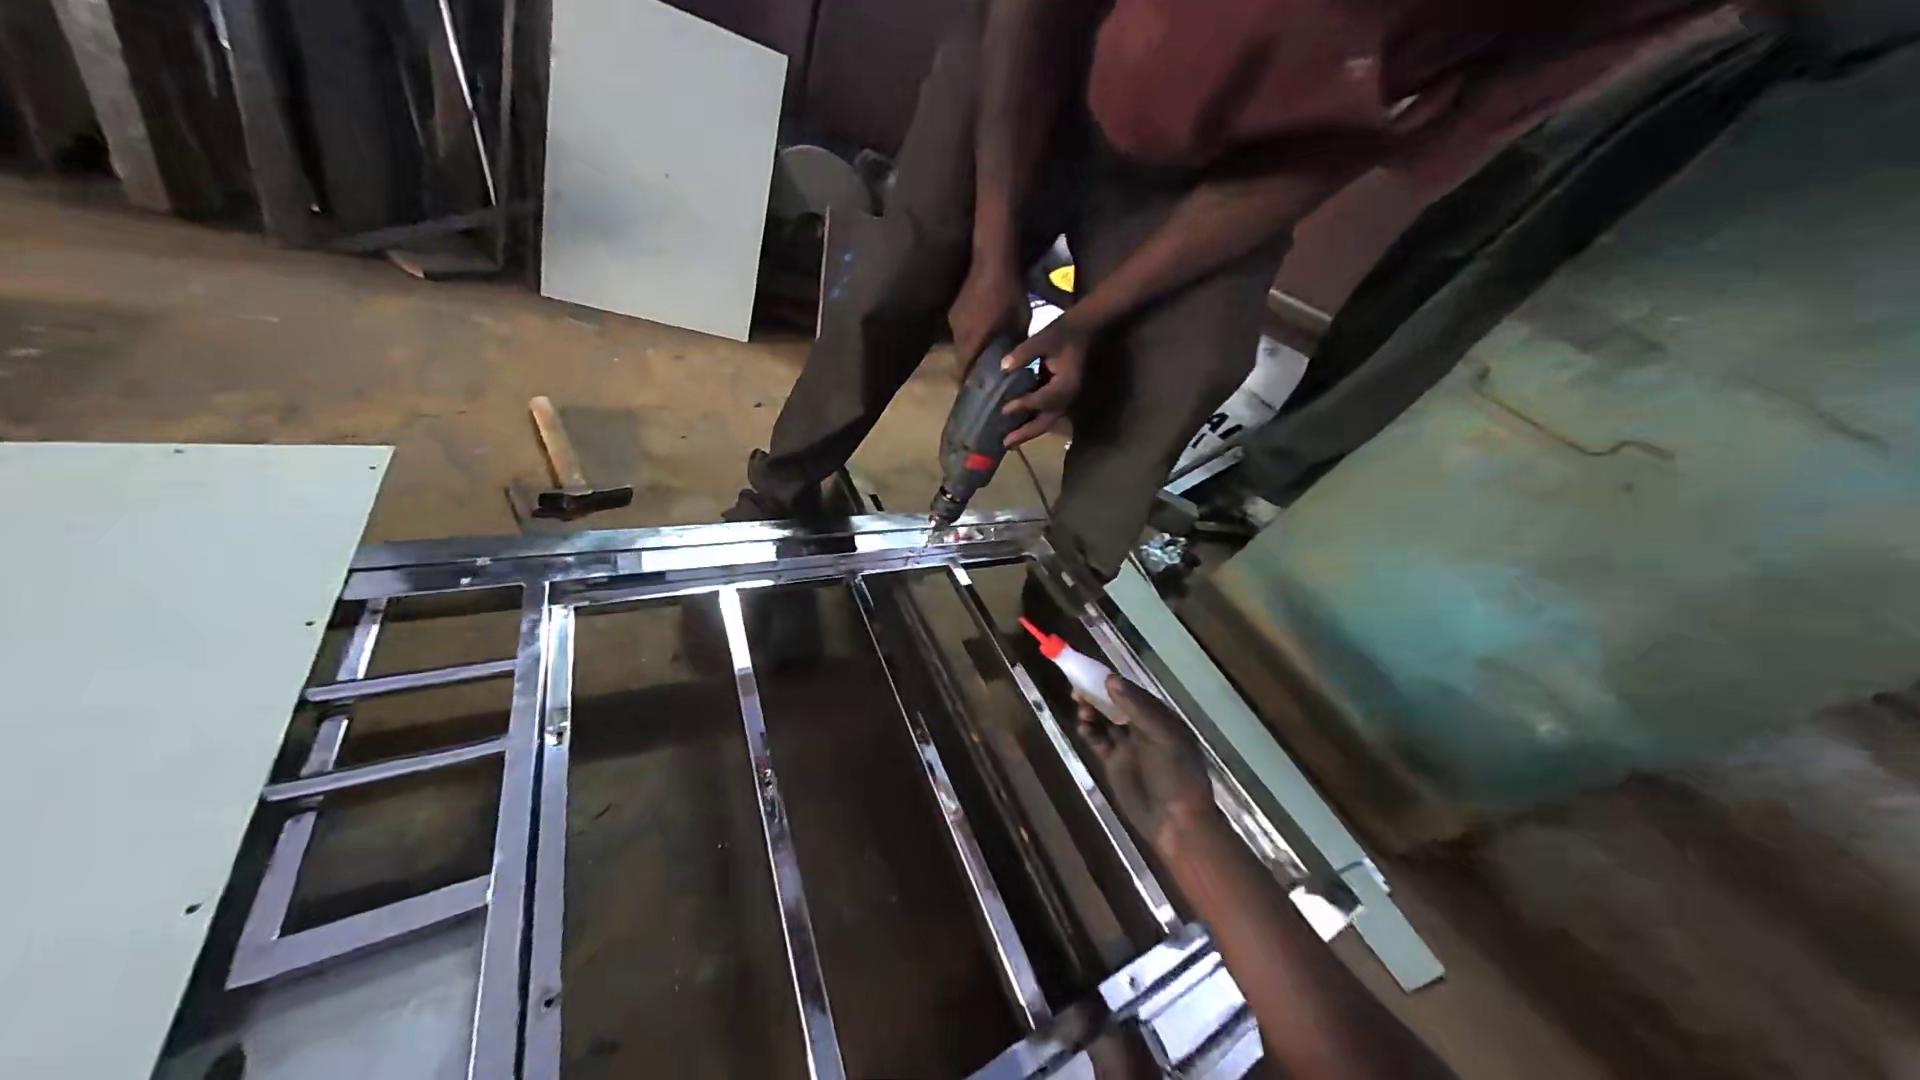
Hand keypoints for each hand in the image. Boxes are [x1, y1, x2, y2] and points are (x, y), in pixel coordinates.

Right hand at [948, 258, 1027, 375]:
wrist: (993, 259)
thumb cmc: (1010, 292)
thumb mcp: (1021, 322)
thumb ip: (1015, 344)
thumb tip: (1016, 361)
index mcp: (973, 341)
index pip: (964, 373)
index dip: (968, 385)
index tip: (976, 394)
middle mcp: (958, 335)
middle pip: (960, 361)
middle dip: (969, 371)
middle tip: (981, 378)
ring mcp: (954, 321)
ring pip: (960, 346)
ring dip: (969, 353)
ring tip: (981, 357)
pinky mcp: (954, 310)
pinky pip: (960, 332)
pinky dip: (969, 338)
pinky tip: (980, 334)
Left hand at [1000, 318, 1087, 446]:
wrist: (1090, 328)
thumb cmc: (1068, 332)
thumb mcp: (1045, 337)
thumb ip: (1024, 353)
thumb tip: (1002, 368)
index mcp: (1066, 386)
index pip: (1042, 400)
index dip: (1023, 405)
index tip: (1004, 410)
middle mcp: (1069, 398)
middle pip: (1046, 422)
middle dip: (1025, 434)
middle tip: (1005, 444)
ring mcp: (1068, 399)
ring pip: (1047, 421)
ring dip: (1029, 431)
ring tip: (1009, 441)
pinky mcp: (1064, 396)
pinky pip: (1048, 414)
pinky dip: (1034, 420)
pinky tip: (1019, 423)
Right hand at [1076, 675, 1215, 850]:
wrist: (1176, 822)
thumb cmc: (1176, 774)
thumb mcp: (1163, 737)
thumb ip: (1137, 708)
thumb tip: (1110, 679)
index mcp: (1160, 717)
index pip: (1132, 691)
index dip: (1111, 682)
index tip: (1090, 673)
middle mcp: (1143, 728)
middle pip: (1115, 703)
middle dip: (1097, 694)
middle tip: (1077, 689)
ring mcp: (1129, 745)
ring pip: (1104, 720)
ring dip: (1091, 711)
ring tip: (1081, 709)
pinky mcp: (1115, 763)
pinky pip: (1098, 740)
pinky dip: (1089, 731)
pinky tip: (1083, 727)